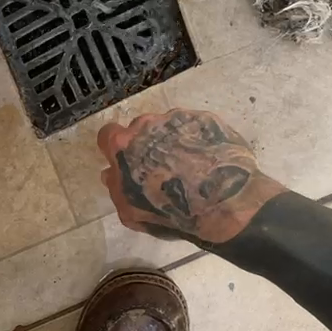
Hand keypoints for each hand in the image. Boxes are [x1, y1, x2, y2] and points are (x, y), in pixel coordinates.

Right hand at [98, 109, 285, 245]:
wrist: (224, 202)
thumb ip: (116, 188)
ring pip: (167, 125)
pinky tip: (206, 160)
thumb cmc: (169, 211)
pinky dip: (196, 139)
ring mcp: (179, 118)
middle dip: (144, 143)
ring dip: (171, 140)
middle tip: (158, 166)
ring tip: (187, 164)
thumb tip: (111, 173)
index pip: (107, 135)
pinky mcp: (207, 119)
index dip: (114, 148)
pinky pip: (194, 126)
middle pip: (139, 128)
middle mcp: (147, 124)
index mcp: (123, 145)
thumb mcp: (131, 212)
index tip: (125, 161)